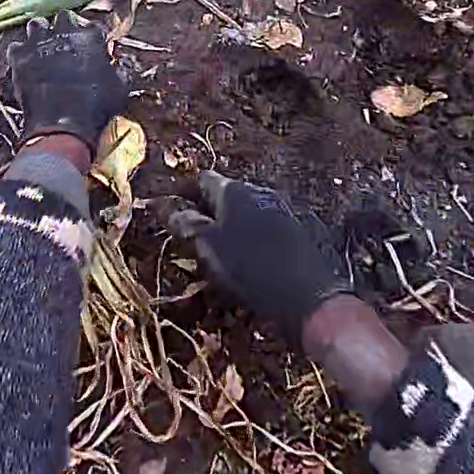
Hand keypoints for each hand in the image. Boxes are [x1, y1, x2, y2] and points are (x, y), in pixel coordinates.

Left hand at [8, 10, 126, 155]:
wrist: (63, 125)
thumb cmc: (96, 106)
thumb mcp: (120, 87)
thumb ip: (120, 69)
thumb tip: (119, 64)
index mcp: (90, 36)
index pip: (93, 25)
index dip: (94, 36)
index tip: (95, 47)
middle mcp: (64, 33)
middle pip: (64, 17)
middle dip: (66, 26)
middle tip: (69, 40)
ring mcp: (39, 44)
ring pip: (37, 24)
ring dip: (41, 32)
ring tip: (45, 44)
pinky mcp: (20, 59)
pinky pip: (16, 47)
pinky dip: (21, 52)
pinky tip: (27, 61)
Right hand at [169, 172, 351, 340]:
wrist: (304, 294)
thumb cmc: (249, 266)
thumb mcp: (210, 246)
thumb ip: (188, 224)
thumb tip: (168, 208)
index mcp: (234, 191)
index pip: (203, 180)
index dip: (184, 191)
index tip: (168, 206)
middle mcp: (256, 192)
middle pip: (223, 194)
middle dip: (204, 208)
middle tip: (185, 228)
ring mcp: (276, 210)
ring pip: (241, 211)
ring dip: (224, 223)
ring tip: (209, 246)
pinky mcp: (289, 230)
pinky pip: (257, 227)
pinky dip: (242, 236)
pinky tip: (238, 256)